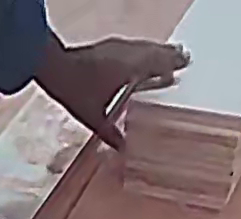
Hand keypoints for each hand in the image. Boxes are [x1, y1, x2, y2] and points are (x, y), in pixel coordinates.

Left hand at [35, 35, 189, 149]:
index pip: (159, 63)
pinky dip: (142, 51)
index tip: (184, 64)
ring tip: (169, 53)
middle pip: (155, 52)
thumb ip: (111, 134)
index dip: (172, 64)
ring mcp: (118, 47)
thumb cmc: (76, 91)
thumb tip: (123, 149)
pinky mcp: (108, 47)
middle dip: (169, 55)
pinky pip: (133, 47)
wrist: (56, 67)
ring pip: (145, 47)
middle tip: (183, 56)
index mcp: (132, 67)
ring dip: (157, 51)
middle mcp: (129, 53)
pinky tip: (140, 57)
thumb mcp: (94, 118)